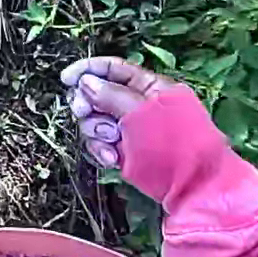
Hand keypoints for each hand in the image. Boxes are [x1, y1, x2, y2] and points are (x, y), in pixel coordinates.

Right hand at [61, 56, 178, 168]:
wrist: (192, 187)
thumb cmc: (173, 144)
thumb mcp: (142, 114)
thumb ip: (111, 95)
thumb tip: (85, 81)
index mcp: (149, 87)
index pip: (114, 69)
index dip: (88, 70)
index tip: (66, 79)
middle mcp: (137, 105)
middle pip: (98, 94)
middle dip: (89, 104)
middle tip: (84, 112)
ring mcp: (130, 129)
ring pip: (95, 120)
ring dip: (96, 131)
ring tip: (111, 142)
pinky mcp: (124, 151)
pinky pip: (100, 143)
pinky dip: (101, 150)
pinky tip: (111, 159)